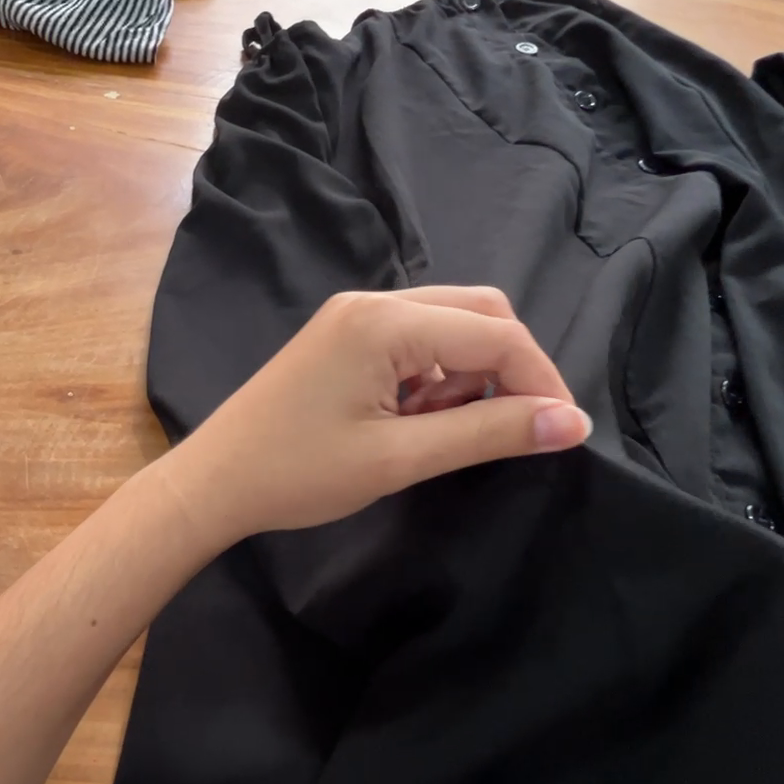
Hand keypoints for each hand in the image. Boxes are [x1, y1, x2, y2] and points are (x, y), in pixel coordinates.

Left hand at [155, 286, 590, 544]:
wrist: (214, 481)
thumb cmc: (299, 473)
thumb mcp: (400, 458)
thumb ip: (487, 433)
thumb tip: (570, 423)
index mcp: (385, 321)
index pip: (496, 335)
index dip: (540, 381)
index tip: (560, 434)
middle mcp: (371, 302)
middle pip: (476, 313)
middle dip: (506, 368)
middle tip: (501, 429)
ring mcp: (350, 316)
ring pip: (445, 326)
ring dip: (465, 374)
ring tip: (437, 432)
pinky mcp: (339, 338)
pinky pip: (411, 341)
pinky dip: (431, 375)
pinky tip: (411, 420)